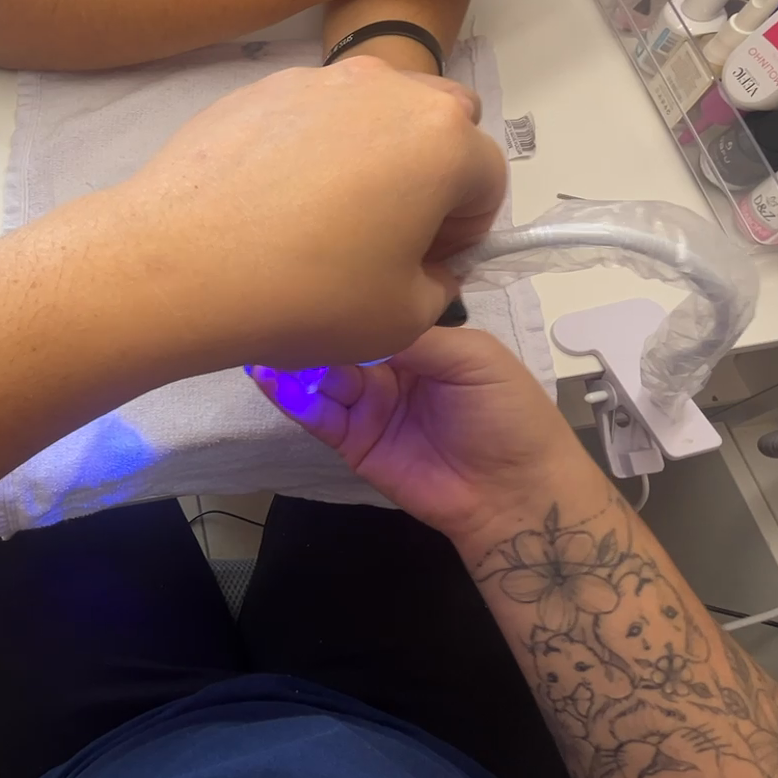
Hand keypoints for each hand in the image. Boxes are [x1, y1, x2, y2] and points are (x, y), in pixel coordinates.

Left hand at [89, 57, 505, 370]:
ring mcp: (314, 82)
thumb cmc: (302, 296)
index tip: (426, 266)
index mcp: (443, 139)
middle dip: (430, 177)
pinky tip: (268, 201)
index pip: (487, 180)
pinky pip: (307, 117)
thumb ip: (439, 286)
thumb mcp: (400, 319)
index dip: (464, 232)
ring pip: (371, 114)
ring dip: (369, 156)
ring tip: (318, 218)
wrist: (177, 266)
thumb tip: (428, 266)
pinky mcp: (256, 90)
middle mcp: (386, 89)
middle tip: (384, 234)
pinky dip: (307, 150)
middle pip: (439, 127)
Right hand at [249, 328, 592, 541]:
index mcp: (420, 345)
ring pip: (321, 378)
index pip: (372, 317)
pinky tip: (268, 377)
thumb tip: (356, 319)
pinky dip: (290, 398)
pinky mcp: (351, 442)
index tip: (312, 284)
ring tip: (263, 340)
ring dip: (293, 362)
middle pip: (340, 346)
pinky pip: (316, 416)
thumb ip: (416, 336)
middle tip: (279, 311)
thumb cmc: (506, 415)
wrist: (514, 493)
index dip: (346, 305)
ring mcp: (367, 407)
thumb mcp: (473, 358)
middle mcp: (388, 372)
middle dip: (313, 331)